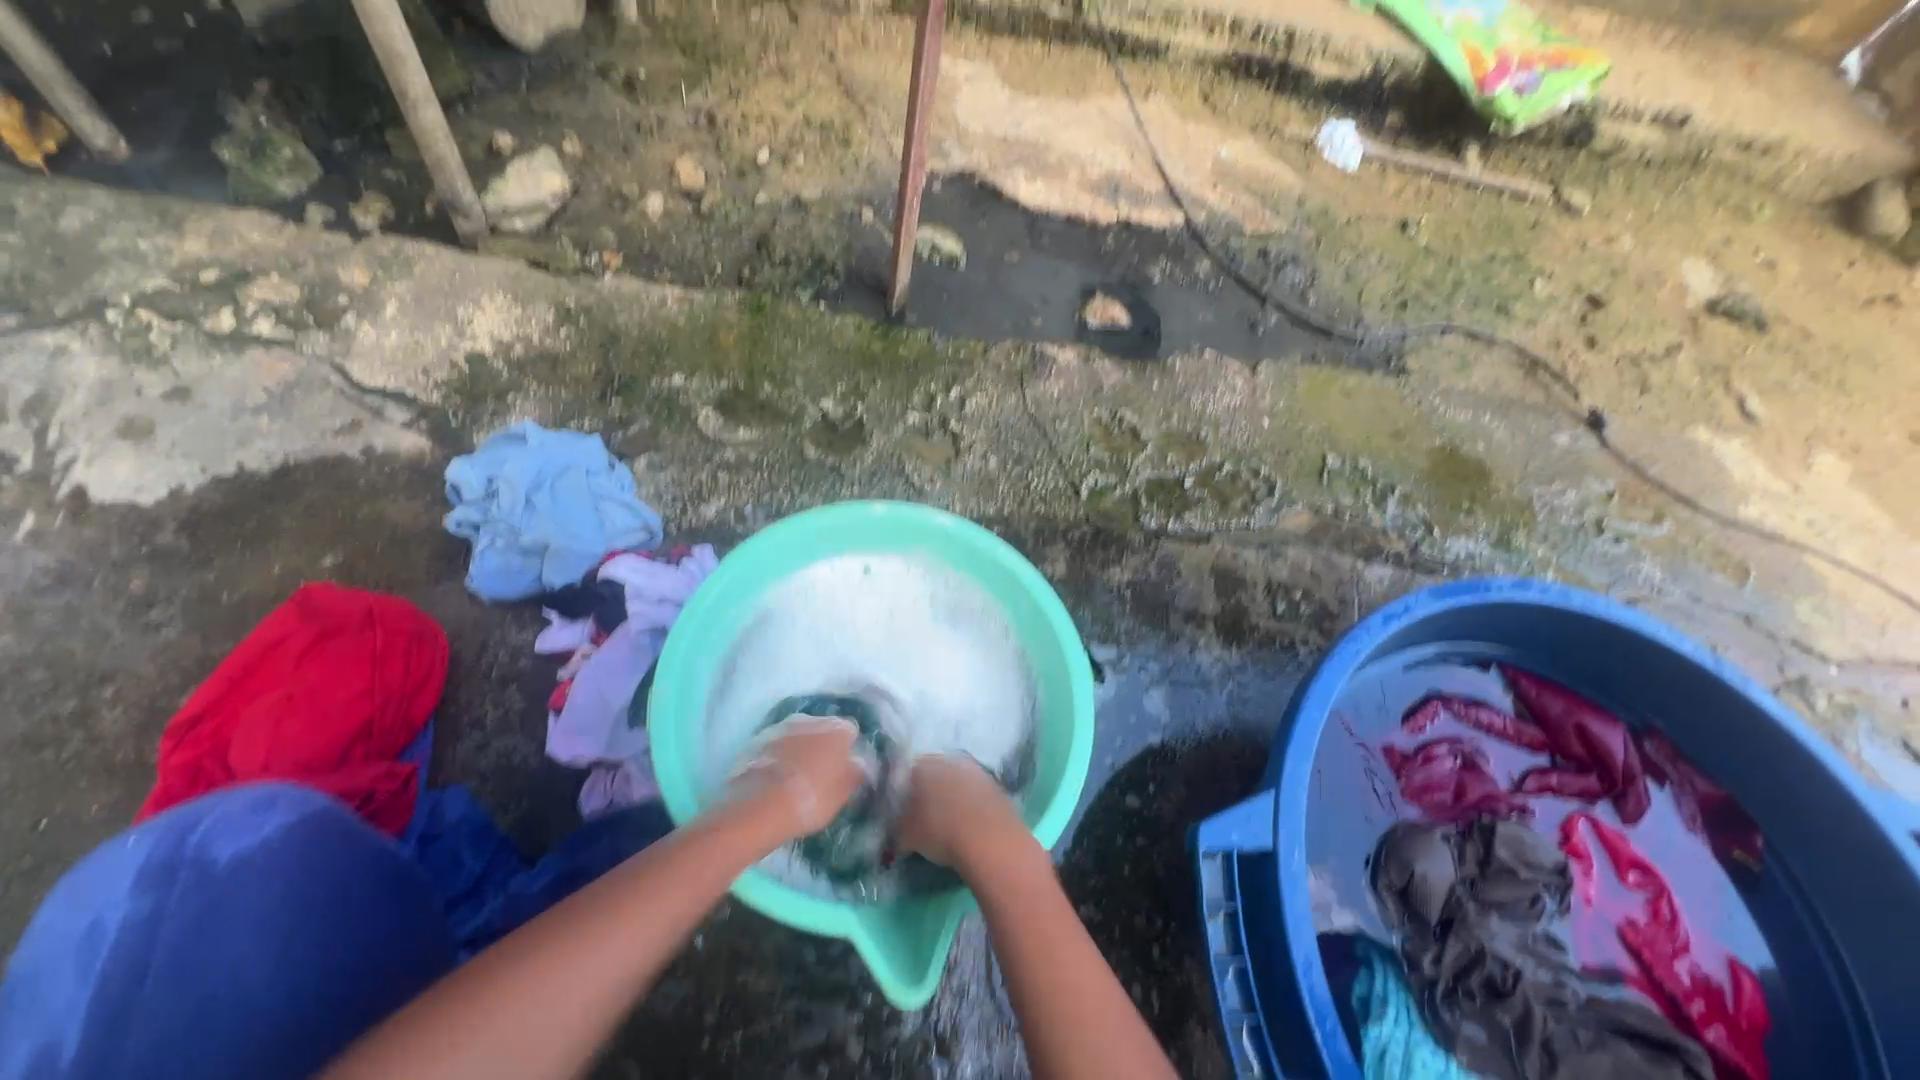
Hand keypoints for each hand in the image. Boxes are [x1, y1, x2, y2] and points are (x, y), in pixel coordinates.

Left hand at [727, 714, 867, 837]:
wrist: (760, 804)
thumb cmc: (812, 798)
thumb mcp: (843, 793)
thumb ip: (855, 773)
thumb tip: (856, 764)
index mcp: (836, 729)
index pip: (850, 731)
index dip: (847, 749)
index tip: (843, 769)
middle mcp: (809, 720)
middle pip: (821, 729)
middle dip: (821, 745)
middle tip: (819, 773)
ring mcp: (779, 728)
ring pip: (795, 735)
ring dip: (797, 749)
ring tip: (794, 777)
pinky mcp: (755, 741)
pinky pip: (774, 746)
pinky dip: (776, 757)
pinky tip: (774, 779)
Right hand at [896, 754, 1028, 870]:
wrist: (991, 841)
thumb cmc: (940, 833)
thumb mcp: (906, 837)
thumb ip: (896, 829)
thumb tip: (895, 832)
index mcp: (922, 765)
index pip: (903, 773)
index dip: (900, 793)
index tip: (900, 811)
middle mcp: (948, 759)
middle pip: (932, 773)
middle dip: (926, 791)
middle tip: (922, 816)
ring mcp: (975, 769)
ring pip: (955, 780)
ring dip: (950, 795)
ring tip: (947, 821)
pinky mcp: (995, 783)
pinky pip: (974, 790)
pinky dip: (969, 802)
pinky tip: (968, 822)